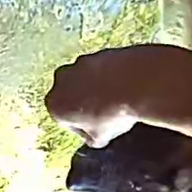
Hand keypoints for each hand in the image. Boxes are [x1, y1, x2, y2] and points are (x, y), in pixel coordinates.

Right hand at [46, 45, 188, 146]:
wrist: (138, 84)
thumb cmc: (114, 114)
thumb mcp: (100, 138)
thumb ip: (91, 138)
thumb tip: (95, 137)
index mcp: (54, 104)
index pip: (63, 120)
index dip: (81, 127)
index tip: (95, 130)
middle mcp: (61, 81)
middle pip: (71, 96)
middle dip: (84, 104)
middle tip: (105, 116)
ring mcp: (80, 63)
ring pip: (86, 80)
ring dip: (97, 89)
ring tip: (118, 102)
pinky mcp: (100, 52)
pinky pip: (103, 68)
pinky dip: (112, 76)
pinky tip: (126, 88)